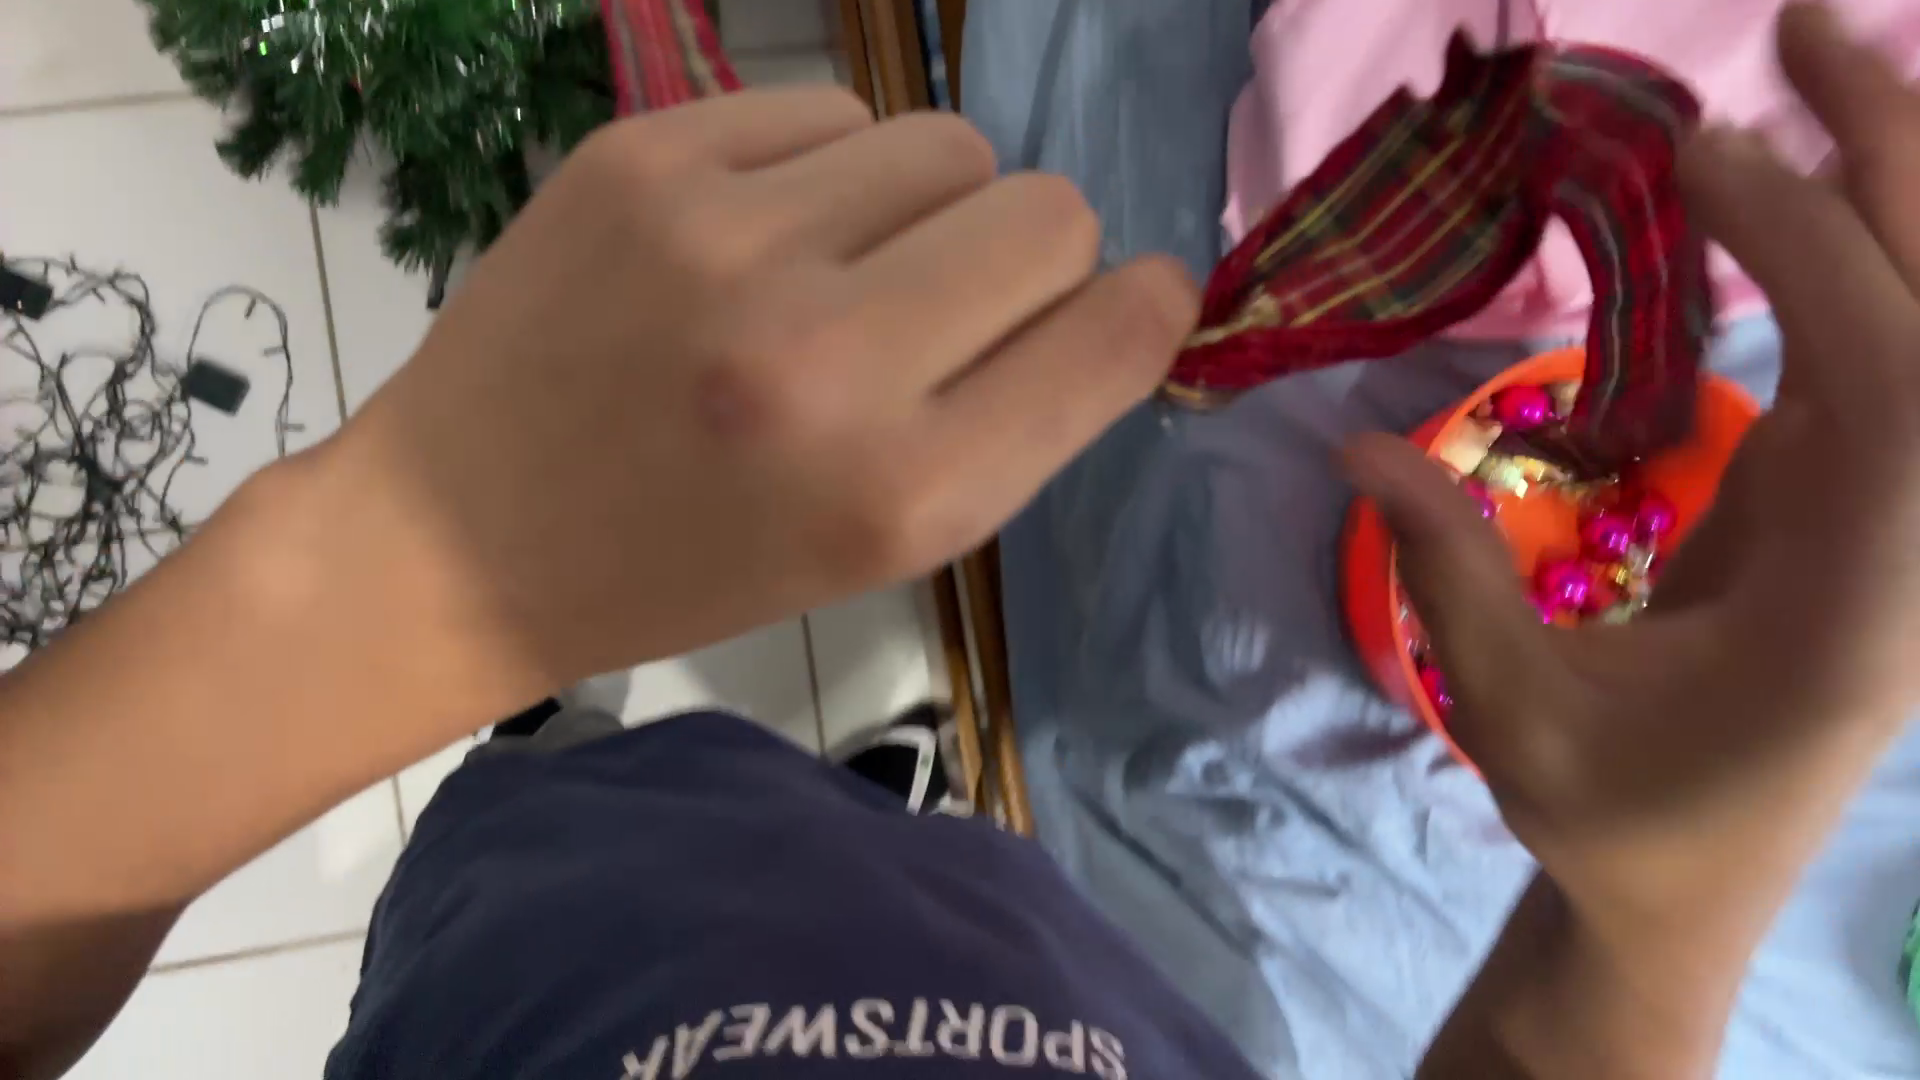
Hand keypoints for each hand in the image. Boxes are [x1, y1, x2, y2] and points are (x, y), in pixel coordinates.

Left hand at [318, 87, 1197, 701]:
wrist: (479, 535)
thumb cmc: (705, 568)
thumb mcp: (885, 544)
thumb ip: (1015, 422)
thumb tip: (1107, 292)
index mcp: (907, 491)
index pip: (1112, 335)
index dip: (1143, 309)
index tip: (1124, 308)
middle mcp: (831, 359)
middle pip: (1050, 212)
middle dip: (1035, 258)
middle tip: (951, 309)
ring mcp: (729, 241)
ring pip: (950, 144)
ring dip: (933, 210)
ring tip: (846, 278)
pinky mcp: (646, 155)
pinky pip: (834, 112)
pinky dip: (832, 173)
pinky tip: (763, 241)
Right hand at [1349, 2, 1919, 981]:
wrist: (1683, 874)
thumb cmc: (1599, 804)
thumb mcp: (1506, 696)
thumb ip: (1444, 566)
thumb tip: (1358, 446)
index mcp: (1868, 600)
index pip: (1893, 385)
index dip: (1813, 251)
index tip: (1703, 154)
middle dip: (1901, 166)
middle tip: (1809, 41)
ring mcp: (1903, 529)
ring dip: (1885, 198)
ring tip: (1814, 84)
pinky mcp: (1851, 519)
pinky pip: (1881, 366)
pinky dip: (1847, 269)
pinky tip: (1797, 207)